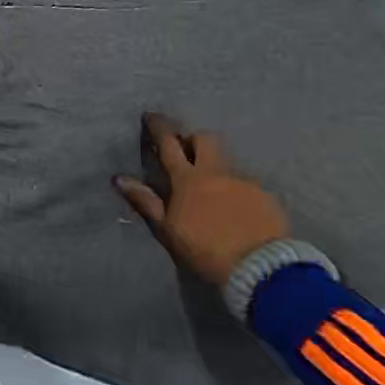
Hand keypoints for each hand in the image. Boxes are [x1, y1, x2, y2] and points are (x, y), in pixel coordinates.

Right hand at [116, 113, 289, 285]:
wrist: (258, 268)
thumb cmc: (205, 250)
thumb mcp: (168, 229)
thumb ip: (146, 202)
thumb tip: (119, 178)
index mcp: (188, 180)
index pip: (169, 144)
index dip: (159, 127)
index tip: (151, 116)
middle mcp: (216, 172)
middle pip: (204, 139)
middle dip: (194, 140)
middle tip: (188, 154)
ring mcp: (242, 181)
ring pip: (226, 163)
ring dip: (216, 170)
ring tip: (214, 195)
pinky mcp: (264, 195)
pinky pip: (246, 185)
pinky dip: (237, 193)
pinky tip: (238, 214)